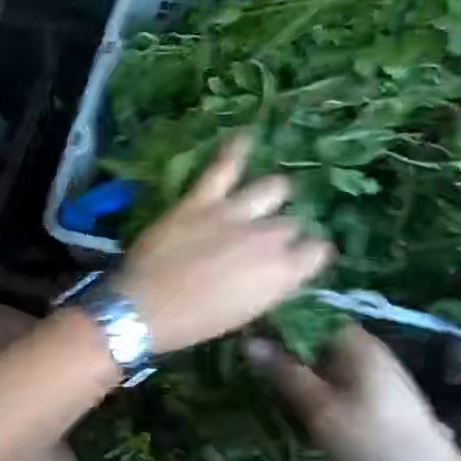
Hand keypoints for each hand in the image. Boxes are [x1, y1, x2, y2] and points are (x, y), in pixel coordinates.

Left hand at [116, 133, 331, 352]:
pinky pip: (223, 167)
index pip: (317, 251)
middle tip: (262, 236)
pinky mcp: (201, 200)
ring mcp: (234, 214)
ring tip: (265, 195)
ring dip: (270, 193)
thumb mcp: (245, 312)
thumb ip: (268, 285)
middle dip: (281, 228)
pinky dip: (235, 150)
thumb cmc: (193, 323)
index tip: (296, 254)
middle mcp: (267, 239)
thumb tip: (276, 271)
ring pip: (271, 188)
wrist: (143, 309)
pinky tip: (243, 137)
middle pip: (289, 222)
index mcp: (282, 274)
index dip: (307, 252)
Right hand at [245, 324, 460, 460]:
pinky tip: (301, 405)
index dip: (274, 322)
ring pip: (323, 359)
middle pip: (314, 336)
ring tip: (269, 387)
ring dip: (297, 370)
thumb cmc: (373, 442)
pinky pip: (336, 376)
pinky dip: (315, 384)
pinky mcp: (379, 393)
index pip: (307, 314)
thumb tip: (248, 341)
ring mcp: (377, 371)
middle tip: (251, 366)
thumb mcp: (320, 409)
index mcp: (355, 343)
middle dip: (283, 349)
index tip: (245, 337)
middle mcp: (368, 349)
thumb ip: (284, 372)